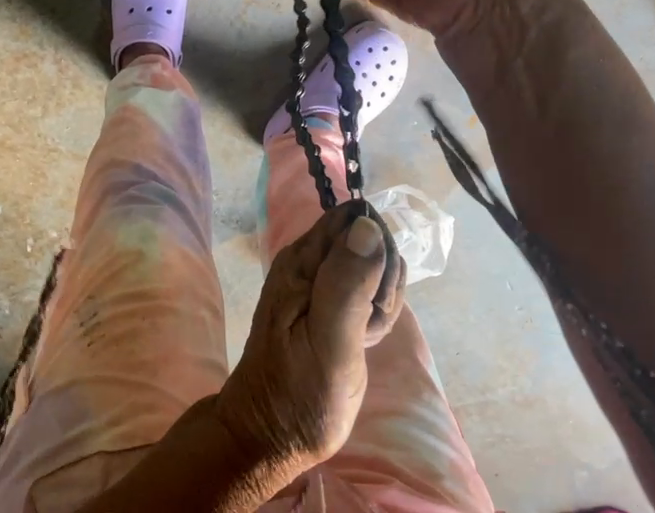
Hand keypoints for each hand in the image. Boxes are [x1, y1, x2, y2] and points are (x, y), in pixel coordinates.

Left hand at [214, 201, 404, 477]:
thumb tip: (368, 224)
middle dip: (382, 281)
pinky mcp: (331, 306)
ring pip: (374, 269)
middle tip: (366, 324)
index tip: (374, 293)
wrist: (272, 434)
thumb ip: (348, 282)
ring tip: (362, 336)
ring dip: (381, 303)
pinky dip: (375, 316)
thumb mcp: (330, 341)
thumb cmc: (299, 393)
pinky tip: (363, 340)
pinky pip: (368, 294)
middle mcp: (308, 262)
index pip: (354, 220)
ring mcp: (319, 284)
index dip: (377, 251)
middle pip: (369, 242)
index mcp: (301, 261)